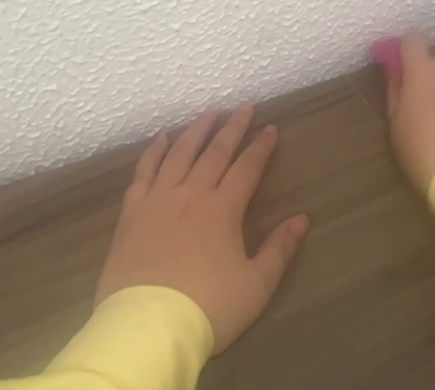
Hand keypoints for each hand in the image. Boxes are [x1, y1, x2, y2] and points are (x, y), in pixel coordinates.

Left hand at [96, 106, 308, 353]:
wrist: (148, 326)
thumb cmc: (208, 308)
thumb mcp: (256, 286)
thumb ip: (279, 249)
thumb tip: (302, 218)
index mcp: (223, 209)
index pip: (247, 168)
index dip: (260, 147)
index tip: (270, 128)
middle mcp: (191, 193)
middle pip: (215, 152)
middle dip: (232, 128)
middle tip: (243, 107)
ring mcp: (158, 199)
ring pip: (180, 153)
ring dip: (196, 130)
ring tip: (208, 113)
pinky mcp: (132, 211)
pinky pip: (144, 171)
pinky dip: (155, 151)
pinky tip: (162, 138)